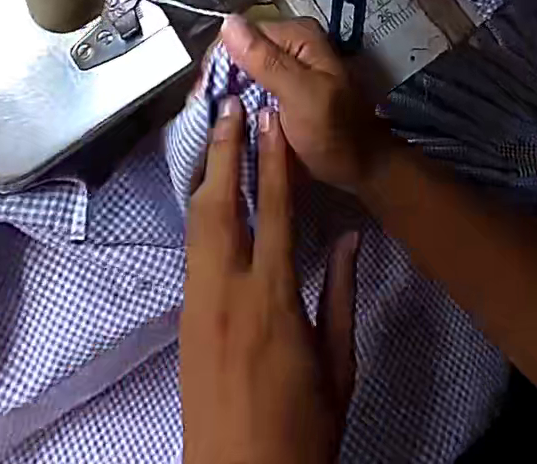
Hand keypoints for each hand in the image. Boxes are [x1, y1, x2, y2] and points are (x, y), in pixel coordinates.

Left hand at [182, 98, 358, 463]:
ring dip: (210, 172)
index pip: (275, 210)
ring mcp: (199, 300)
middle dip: (227, 150)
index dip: (274, 159)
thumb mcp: (338, 366)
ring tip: (219, 134)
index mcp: (273, 298)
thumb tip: (351, 237)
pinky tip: (209, 193)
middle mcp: (228, 288)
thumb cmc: (301, 430)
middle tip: (232, 106)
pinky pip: (192, 247)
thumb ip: (342, 295)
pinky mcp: (185, 315)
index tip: (271, 119)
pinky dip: (201, 209)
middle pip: (222, 203)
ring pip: (198, 220)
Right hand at [220, 17, 396, 193]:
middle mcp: (290, 44)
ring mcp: (286, 67)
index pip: (240, 34)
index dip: (219, 62)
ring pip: (241, 72)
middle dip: (220, 79)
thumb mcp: (300, 94)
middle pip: (239, 52)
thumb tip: (227, 23)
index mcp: (297, 35)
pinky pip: (250, 89)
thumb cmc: (335, 133)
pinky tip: (227, 120)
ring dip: (225, 93)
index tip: (205, 94)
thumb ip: (265, 60)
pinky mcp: (282, 90)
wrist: (362, 167)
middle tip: (204, 112)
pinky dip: (237, 103)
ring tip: (209, 119)